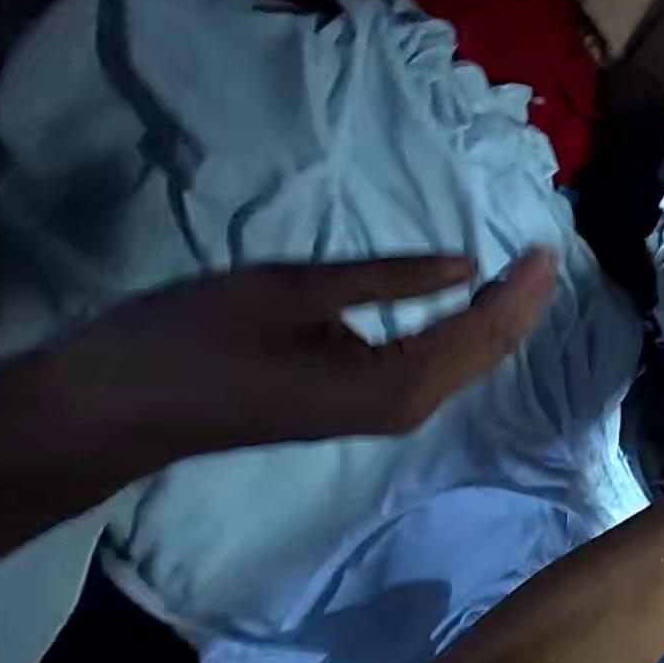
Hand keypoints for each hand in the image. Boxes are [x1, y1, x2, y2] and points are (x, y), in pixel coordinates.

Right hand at [43, 250, 557, 460]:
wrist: (113, 413)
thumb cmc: (189, 340)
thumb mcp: (291, 291)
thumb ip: (389, 279)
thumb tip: (468, 265)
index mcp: (396, 383)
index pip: (484, 331)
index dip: (520, 290)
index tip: (547, 249)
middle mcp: (410, 406)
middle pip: (489, 351)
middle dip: (524, 304)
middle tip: (550, 257)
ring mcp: (394, 412)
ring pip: (472, 362)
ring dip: (504, 319)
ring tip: (531, 276)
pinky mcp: (375, 407)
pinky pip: (445, 366)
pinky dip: (473, 333)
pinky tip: (483, 306)